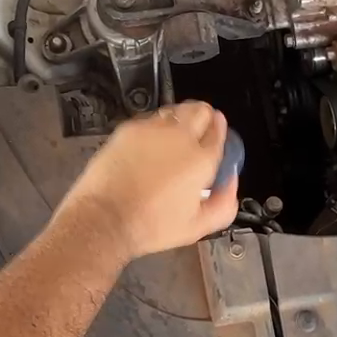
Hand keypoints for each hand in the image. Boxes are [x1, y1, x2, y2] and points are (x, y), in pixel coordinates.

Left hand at [55, 102, 239, 259]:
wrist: (105, 219)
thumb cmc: (148, 225)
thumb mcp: (198, 226)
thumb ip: (224, 203)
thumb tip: (231, 185)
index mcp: (201, 159)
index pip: (220, 130)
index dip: (220, 133)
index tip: (217, 140)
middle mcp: (179, 137)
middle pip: (201, 110)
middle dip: (205, 118)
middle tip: (200, 133)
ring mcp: (152, 130)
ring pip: (175, 110)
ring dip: (180, 120)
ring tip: (175, 139)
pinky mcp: (128, 129)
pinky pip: (149, 119)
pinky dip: (155, 128)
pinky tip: (150, 146)